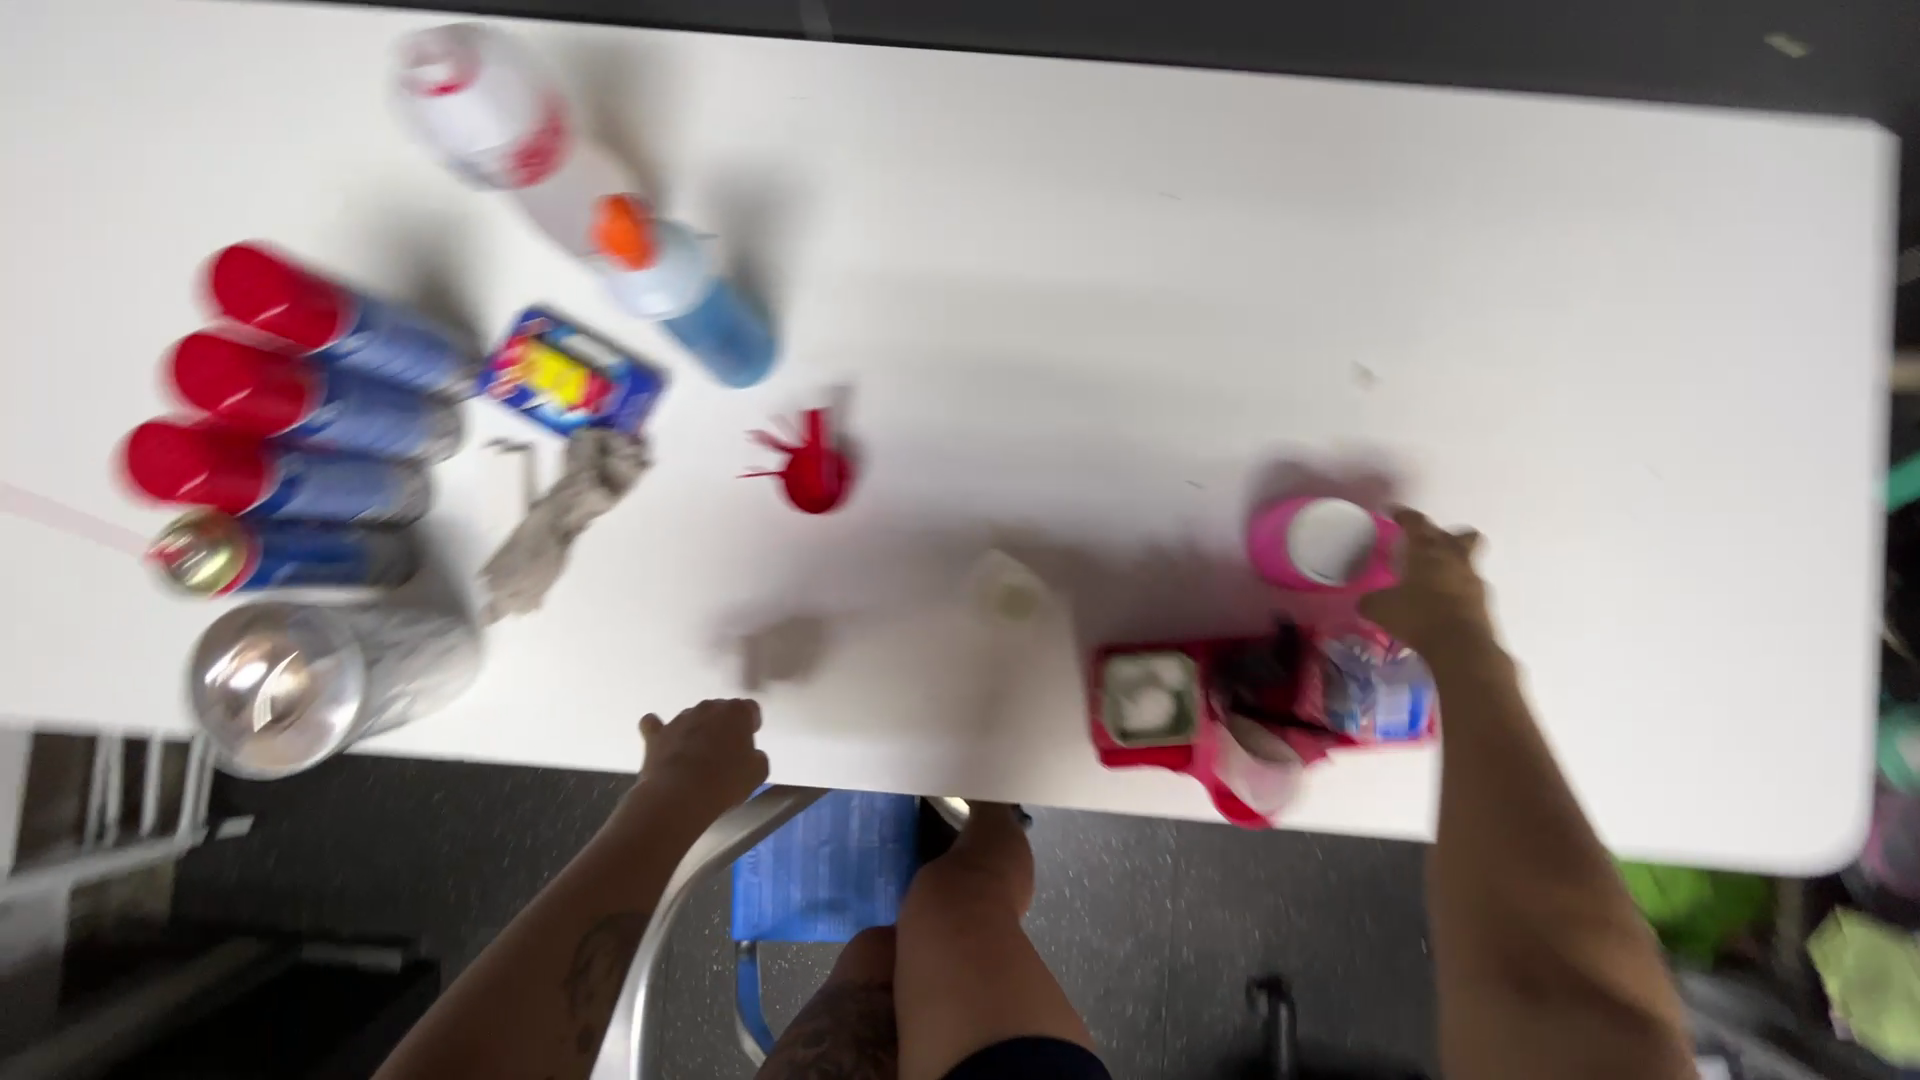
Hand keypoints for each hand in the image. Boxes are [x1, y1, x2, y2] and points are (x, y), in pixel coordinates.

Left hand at [633, 699, 769, 813]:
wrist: (680, 796)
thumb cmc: (726, 781)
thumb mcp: (758, 772)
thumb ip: (756, 756)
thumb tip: (749, 755)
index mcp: (737, 712)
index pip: (750, 709)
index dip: (751, 724)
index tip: (749, 740)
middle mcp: (708, 708)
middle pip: (720, 711)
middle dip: (723, 726)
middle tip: (725, 752)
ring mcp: (680, 719)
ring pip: (692, 718)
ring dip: (696, 731)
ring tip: (696, 758)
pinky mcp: (656, 735)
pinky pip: (655, 725)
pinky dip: (658, 730)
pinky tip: (661, 739)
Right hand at [1358, 507, 1493, 653]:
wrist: (1461, 647)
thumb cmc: (1417, 616)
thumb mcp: (1379, 608)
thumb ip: (1371, 600)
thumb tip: (1366, 602)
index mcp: (1427, 551)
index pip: (1416, 523)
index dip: (1404, 515)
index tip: (1393, 512)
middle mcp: (1454, 559)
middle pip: (1461, 535)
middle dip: (1446, 536)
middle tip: (1428, 546)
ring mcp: (1473, 581)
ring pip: (1466, 562)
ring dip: (1450, 567)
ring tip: (1430, 582)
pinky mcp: (1483, 604)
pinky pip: (1468, 589)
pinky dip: (1455, 592)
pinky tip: (1439, 606)